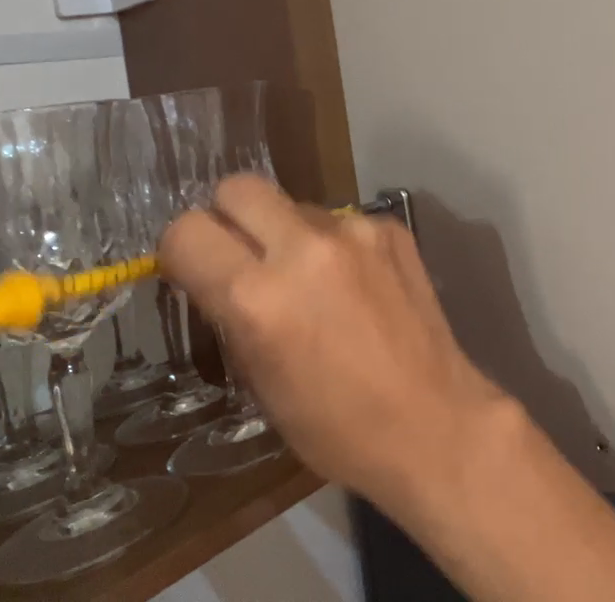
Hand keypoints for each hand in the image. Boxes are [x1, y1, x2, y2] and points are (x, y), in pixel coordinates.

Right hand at [160, 176, 512, 514]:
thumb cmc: (335, 426)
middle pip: (239, 188)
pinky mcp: (394, 230)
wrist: (431, 419)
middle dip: (229, 218)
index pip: (187, 231)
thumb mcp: (259, 379)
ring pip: (295, 203)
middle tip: (242, 258)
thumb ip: (232, 314)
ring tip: (309, 280)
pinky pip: (343, 220)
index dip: (182, 251)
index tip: (194, 272)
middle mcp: (306, 249)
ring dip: (287, 232)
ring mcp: (357, 232)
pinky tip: (355, 285)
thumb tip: (216, 277)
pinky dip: (334, 244)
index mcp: (258, 297)